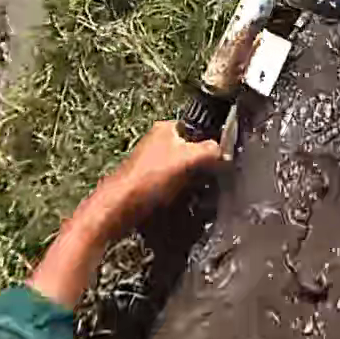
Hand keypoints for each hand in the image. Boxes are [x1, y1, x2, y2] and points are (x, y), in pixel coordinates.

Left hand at [76, 120, 222, 239]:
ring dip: (190, 181)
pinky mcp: (144, 183)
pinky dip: (178, 192)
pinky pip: (170, 184)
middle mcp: (156, 140)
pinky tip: (182, 204)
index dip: (211, 143)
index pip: (198, 128)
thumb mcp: (189, 158)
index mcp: (166, 127)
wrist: (114, 211)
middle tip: (210, 179)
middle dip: (201, 164)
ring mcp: (148, 162)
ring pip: (181, 169)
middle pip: (190, 149)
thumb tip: (225, 155)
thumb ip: (212, 150)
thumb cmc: (150, 178)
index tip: (219, 160)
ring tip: (197, 194)